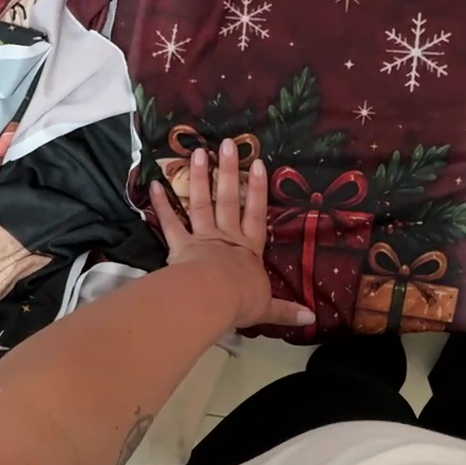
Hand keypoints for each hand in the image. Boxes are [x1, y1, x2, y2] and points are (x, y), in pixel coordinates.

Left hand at [151, 140, 314, 329]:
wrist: (214, 299)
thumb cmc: (241, 301)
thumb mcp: (267, 307)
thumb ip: (285, 311)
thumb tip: (311, 319)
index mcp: (249, 251)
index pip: (256, 215)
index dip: (258, 190)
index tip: (259, 163)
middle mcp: (226, 239)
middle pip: (228, 201)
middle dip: (229, 172)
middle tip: (228, 144)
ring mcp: (202, 239)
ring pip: (200, 204)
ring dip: (199, 178)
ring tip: (197, 151)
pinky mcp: (180, 246)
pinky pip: (170, 224)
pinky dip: (161, 206)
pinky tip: (154, 186)